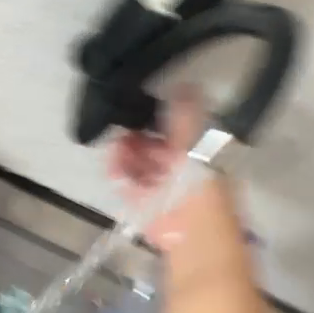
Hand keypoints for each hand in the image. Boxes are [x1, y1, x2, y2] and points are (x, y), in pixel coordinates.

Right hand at [106, 86, 211, 250]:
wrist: (191, 230)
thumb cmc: (201, 183)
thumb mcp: (197, 142)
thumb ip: (187, 115)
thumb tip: (185, 82)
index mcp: (200, 154)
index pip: (175, 132)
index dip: (159, 120)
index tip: (142, 108)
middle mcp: (180, 170)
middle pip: (153, 148)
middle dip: (137, 136)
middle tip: (123, 126)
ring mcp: (160, 188)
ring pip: (137, 165)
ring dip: (125, 154)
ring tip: (116, 146)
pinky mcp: (142, 204)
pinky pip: (126, 184)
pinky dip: (118, 174)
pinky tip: (112, 164)